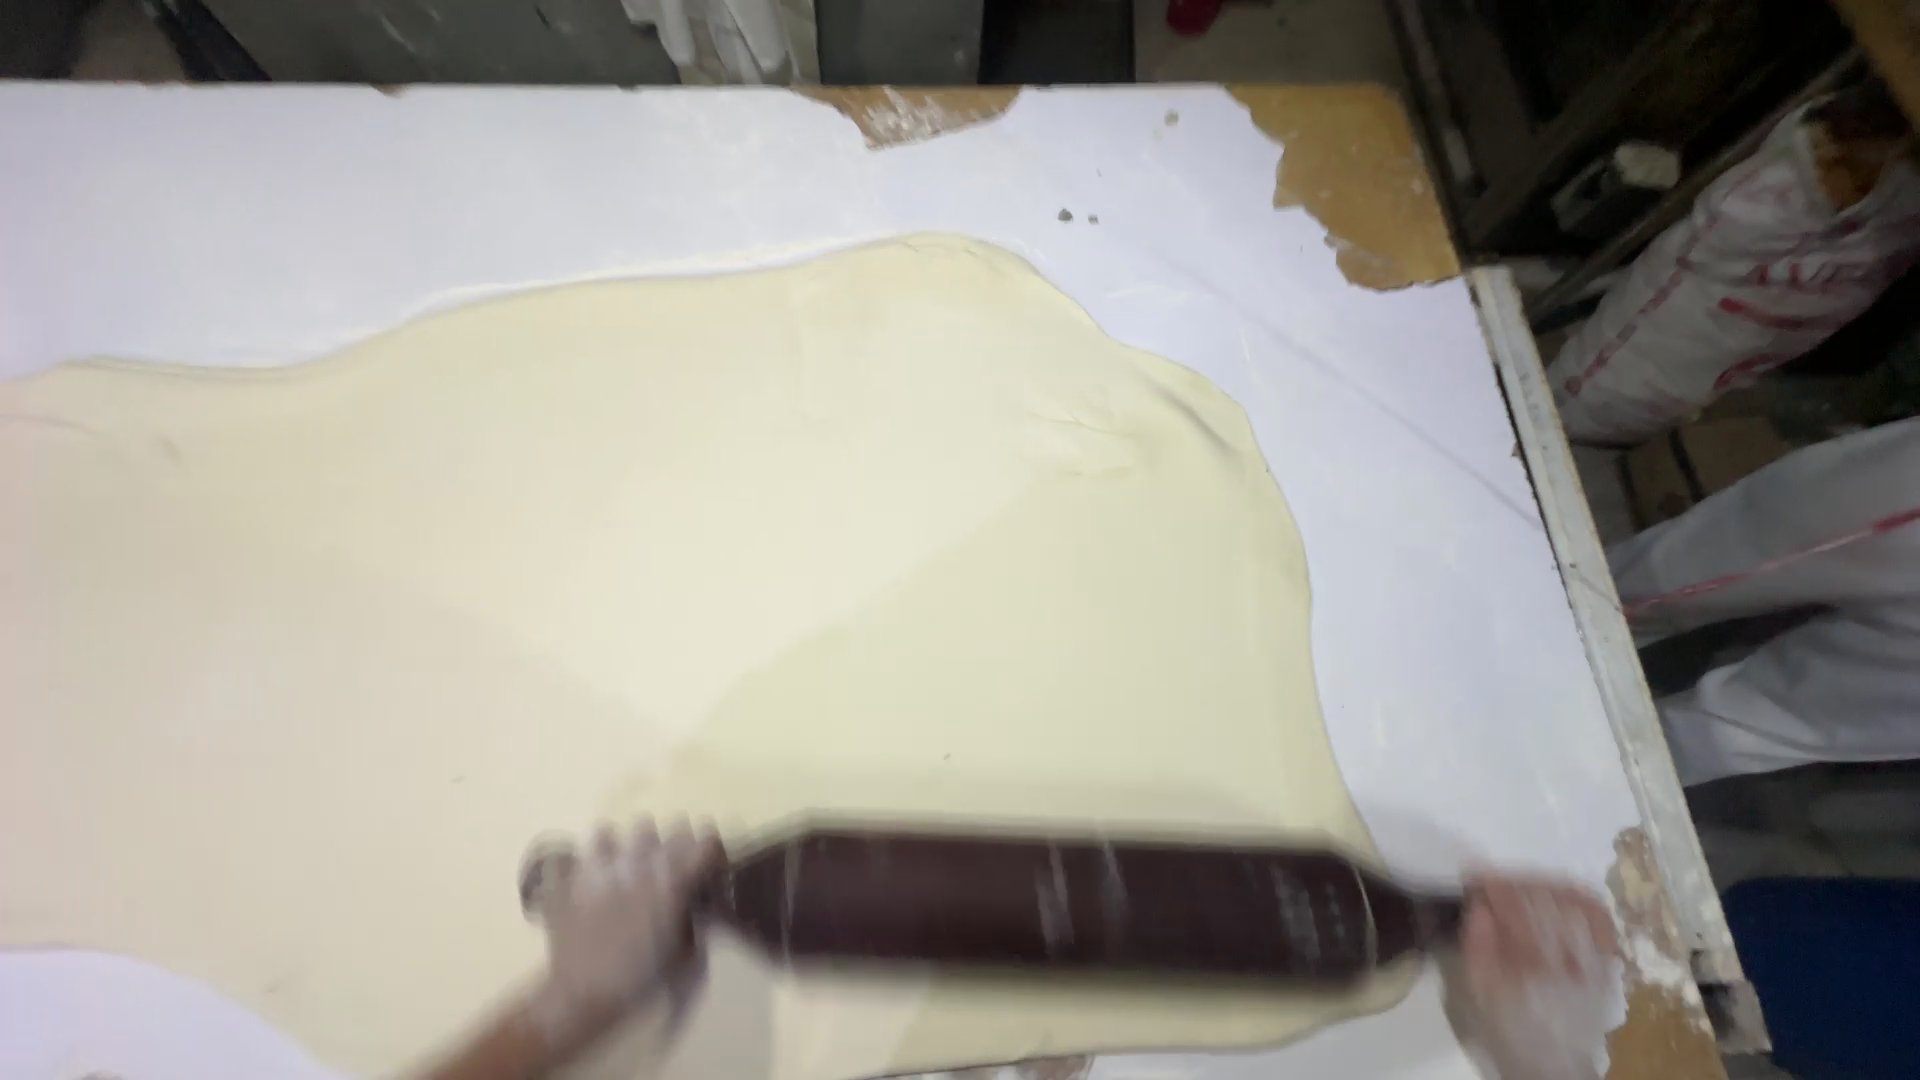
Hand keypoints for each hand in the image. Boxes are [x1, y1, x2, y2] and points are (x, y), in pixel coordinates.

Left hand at [520, 818, 721, 1042]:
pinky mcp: (576, 877)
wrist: (579, 1001)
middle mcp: (645, 866)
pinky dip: (595, 854)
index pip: (707, 843)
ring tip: (633, 860)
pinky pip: (587, 846)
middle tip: (673, 861)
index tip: (709, 859)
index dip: (712, 848)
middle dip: (679, 841)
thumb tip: (694, 904)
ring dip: (638, 843)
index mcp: (674, 885)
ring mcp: (608, 867)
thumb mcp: (683, 959)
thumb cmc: (637, 983)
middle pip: (675, 826)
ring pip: (632, 828)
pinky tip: (598, 867)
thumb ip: (694, 923)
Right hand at [1446, 873, 1620, 1079]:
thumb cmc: (1507, 1024)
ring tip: (1522, 884)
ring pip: (1577, 904)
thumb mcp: (1478, 988)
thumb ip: (1477, 943)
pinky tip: (1558, 894)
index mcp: (1535, 966)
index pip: (1519, 909)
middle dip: (1516, 881)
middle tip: (1493, 878)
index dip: (1495, 885)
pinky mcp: (1607, 964)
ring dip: (1546, 886)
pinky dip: (1579, 899)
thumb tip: (1479, 904)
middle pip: (1548, 901)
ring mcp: (1596, 962)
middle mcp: (1573, 961)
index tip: (1474, 874)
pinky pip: (1601, 919)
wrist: (1553, 1064)